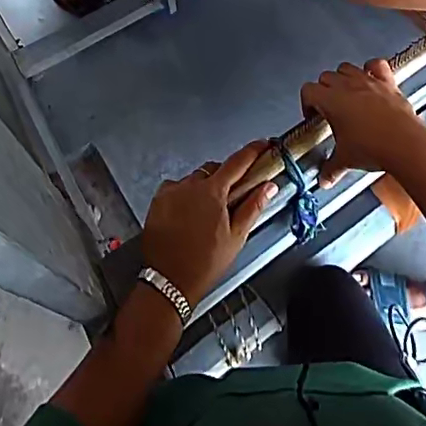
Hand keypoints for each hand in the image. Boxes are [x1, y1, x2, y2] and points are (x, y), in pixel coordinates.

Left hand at [141, 141, 279, 301]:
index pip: (237, 162)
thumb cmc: (204, 262)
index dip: (252, 151)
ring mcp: (171, 191)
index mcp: (213, 192)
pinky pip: (176, 188)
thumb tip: (268, 187)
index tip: (262, 145)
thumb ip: (252, 206)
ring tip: (207, 215)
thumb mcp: (236, 236)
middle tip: (232, 198)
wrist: (169, 280)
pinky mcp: (157, 199)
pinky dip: (185, 195)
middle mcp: (190, 185)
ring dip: (204, 188)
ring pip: (194, 179)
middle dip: (226, 178)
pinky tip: (188, 215)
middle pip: (214, 170)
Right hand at [301, 59, 425, 188]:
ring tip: (347, 94)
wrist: (407, 146)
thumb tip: (324, 179)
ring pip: (347, 67)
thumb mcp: (346, 160)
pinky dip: (372, 68)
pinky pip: (377, 65)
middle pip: (326, 77)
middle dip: (324, 90)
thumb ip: (331, 168)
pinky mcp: (388, 83)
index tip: (313, 115)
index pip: (308, 90)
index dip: (308, 103)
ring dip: (343, 77)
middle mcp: (347, 86)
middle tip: (329, 108)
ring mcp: (369, 82)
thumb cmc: (374, 148)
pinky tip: (371, 78)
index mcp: (330, 100)